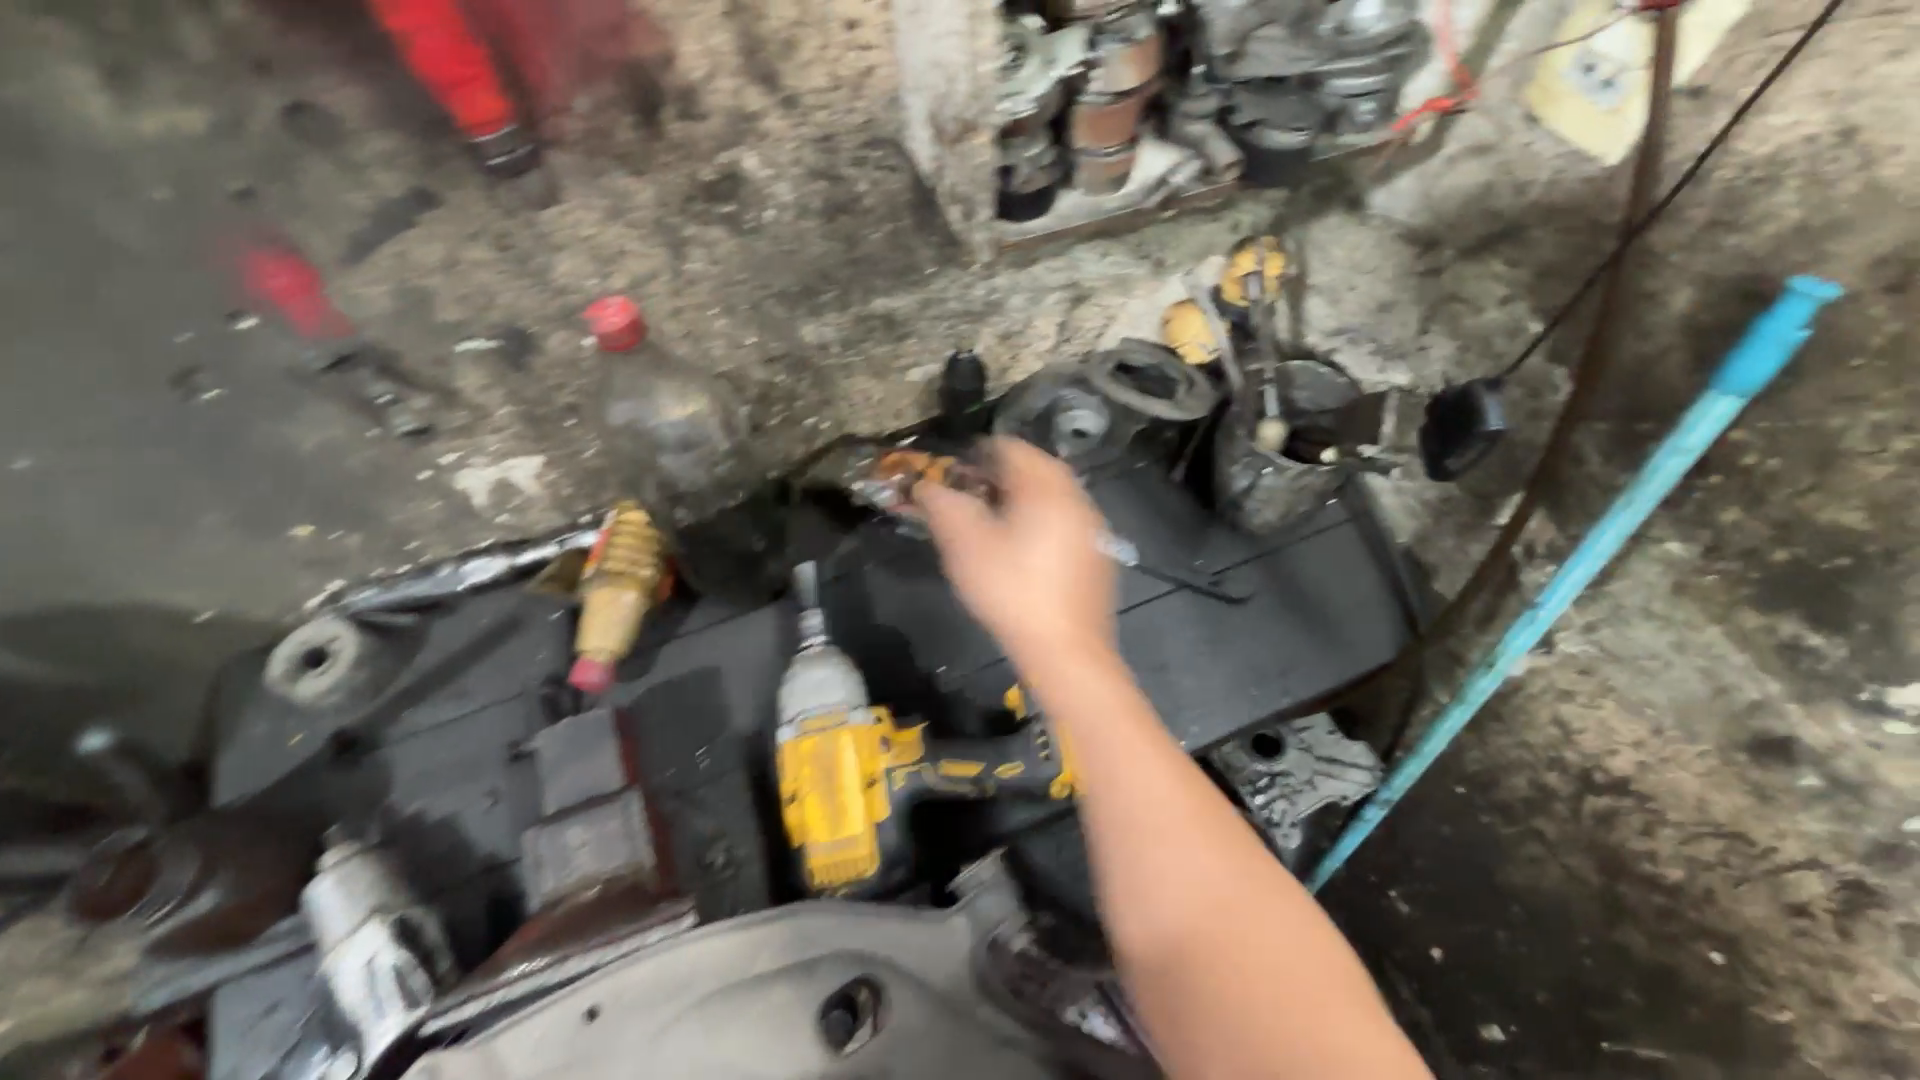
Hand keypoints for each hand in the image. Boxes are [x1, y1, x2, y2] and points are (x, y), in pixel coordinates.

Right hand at [915, 438, 1116, 663]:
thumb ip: (942, 505)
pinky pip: (1065, 522)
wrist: (1065, 649)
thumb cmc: (1011, 592)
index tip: (953, 477)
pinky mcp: (1097, 555)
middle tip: (970, 499)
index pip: (1009, 447)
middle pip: (1034, 469)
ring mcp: (1092, 527)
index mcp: (1046, 486)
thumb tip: (925, 485)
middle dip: (999, 477)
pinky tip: (1023, 552)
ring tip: (992, 524)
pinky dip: (1042, 523)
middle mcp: (1076, 497)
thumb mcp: (964, 546)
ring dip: (1021, 500)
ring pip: (1052, 496)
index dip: (975, 456)